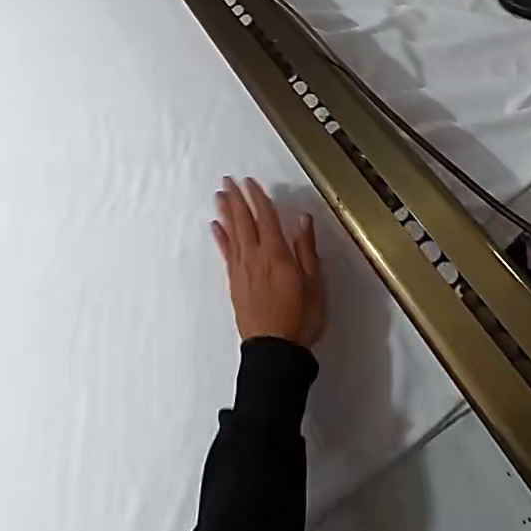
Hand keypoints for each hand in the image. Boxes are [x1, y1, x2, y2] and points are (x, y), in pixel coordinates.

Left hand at [212, 177, 326, 346]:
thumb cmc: (300, 318)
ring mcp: (241, 270)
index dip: (258, 197)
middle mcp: (254, 257)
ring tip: (219, 196)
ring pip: (231, 233)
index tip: (250, 181)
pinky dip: (220, 237)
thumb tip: (302, 219)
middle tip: (227, 180)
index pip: (265, 217)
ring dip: (226, 212)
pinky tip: (216, 227)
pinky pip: (226, 253)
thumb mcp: (314, 283)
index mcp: (276, 254)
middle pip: (243, 221)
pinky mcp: (234, 283)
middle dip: (236, 199)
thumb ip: (306, 249)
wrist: (274, 351)